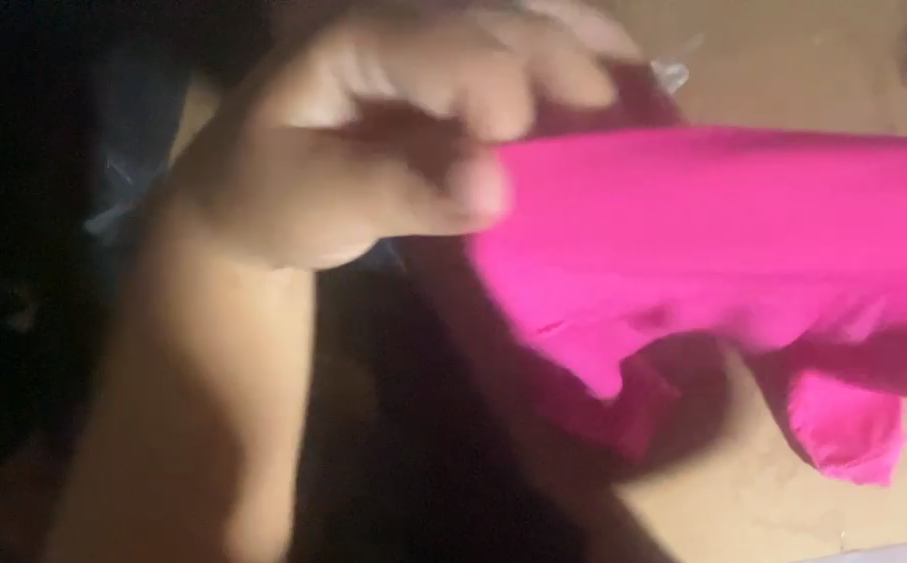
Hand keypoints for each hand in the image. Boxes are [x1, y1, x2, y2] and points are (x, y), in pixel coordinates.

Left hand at [166, 1, 641, 270]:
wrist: (252, 190)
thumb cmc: (275, 196)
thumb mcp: (321, 201)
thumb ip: (404, 191)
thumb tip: (498, 187)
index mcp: (358, 37)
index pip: (447, 40)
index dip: (496, 92)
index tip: (522, 165)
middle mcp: (409, 18)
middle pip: (508, 20)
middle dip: (570, 74)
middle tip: (621, 142)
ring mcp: (438, 36)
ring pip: (536, 16)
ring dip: (598, 58)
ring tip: (653, 108)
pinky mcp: (458, 69)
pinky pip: (536, 46)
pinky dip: (588, 65)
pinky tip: (631, 94)